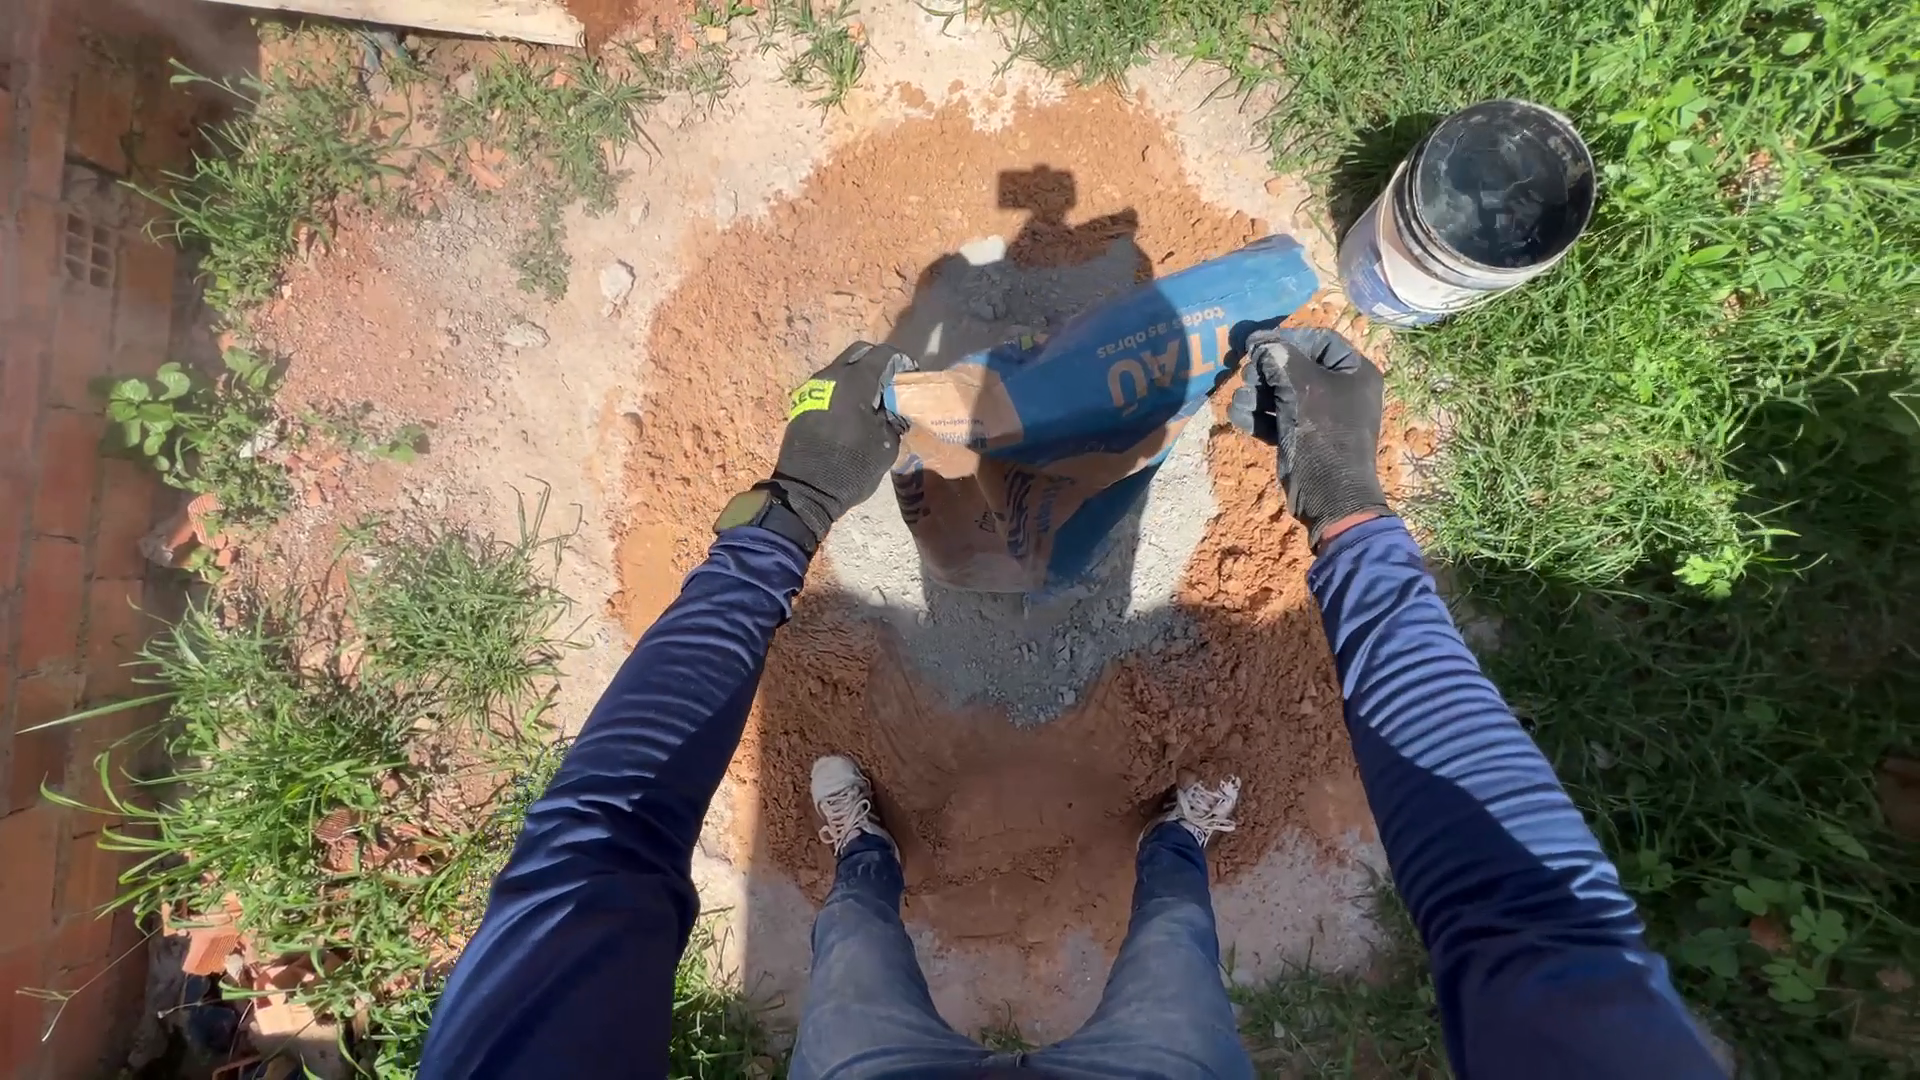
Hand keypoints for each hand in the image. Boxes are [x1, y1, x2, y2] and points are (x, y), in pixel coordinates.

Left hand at [768, 342, 916, 545]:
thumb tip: (893, 408)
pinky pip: (830, 387)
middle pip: (859, 354)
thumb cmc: (852, 466)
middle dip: (878, 363)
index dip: (901, 361)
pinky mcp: (803, 404)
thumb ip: (893, 418)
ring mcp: (813, 389)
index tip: (911, 376)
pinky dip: (846, 392)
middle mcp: (831, 376)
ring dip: (859, 378)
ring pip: (842, 370)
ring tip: (874, 401)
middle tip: (892, 384)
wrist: (806, 489)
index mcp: (855, 381)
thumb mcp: (886, 444)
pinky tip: (854, 413)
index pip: (883, 354)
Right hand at [1226, 327, 1388, 547]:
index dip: (1286, 338)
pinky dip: (1255, 416)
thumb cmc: (1325, 433)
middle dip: (1266, 370)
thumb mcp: (1304, 387)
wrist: (1329, 493)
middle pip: (1293, 365)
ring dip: (1255, 394)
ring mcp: (1316, 414)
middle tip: (1248, 375)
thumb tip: (1259, 343)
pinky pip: (1272, 417)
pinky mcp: (1297, 435)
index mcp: (1353, 372)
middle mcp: (1336, 390)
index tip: (1254, 342)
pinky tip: (1238, 416)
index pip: (1319, 340)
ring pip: (1278, 392)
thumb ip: (1281, 358)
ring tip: (1243, 400)